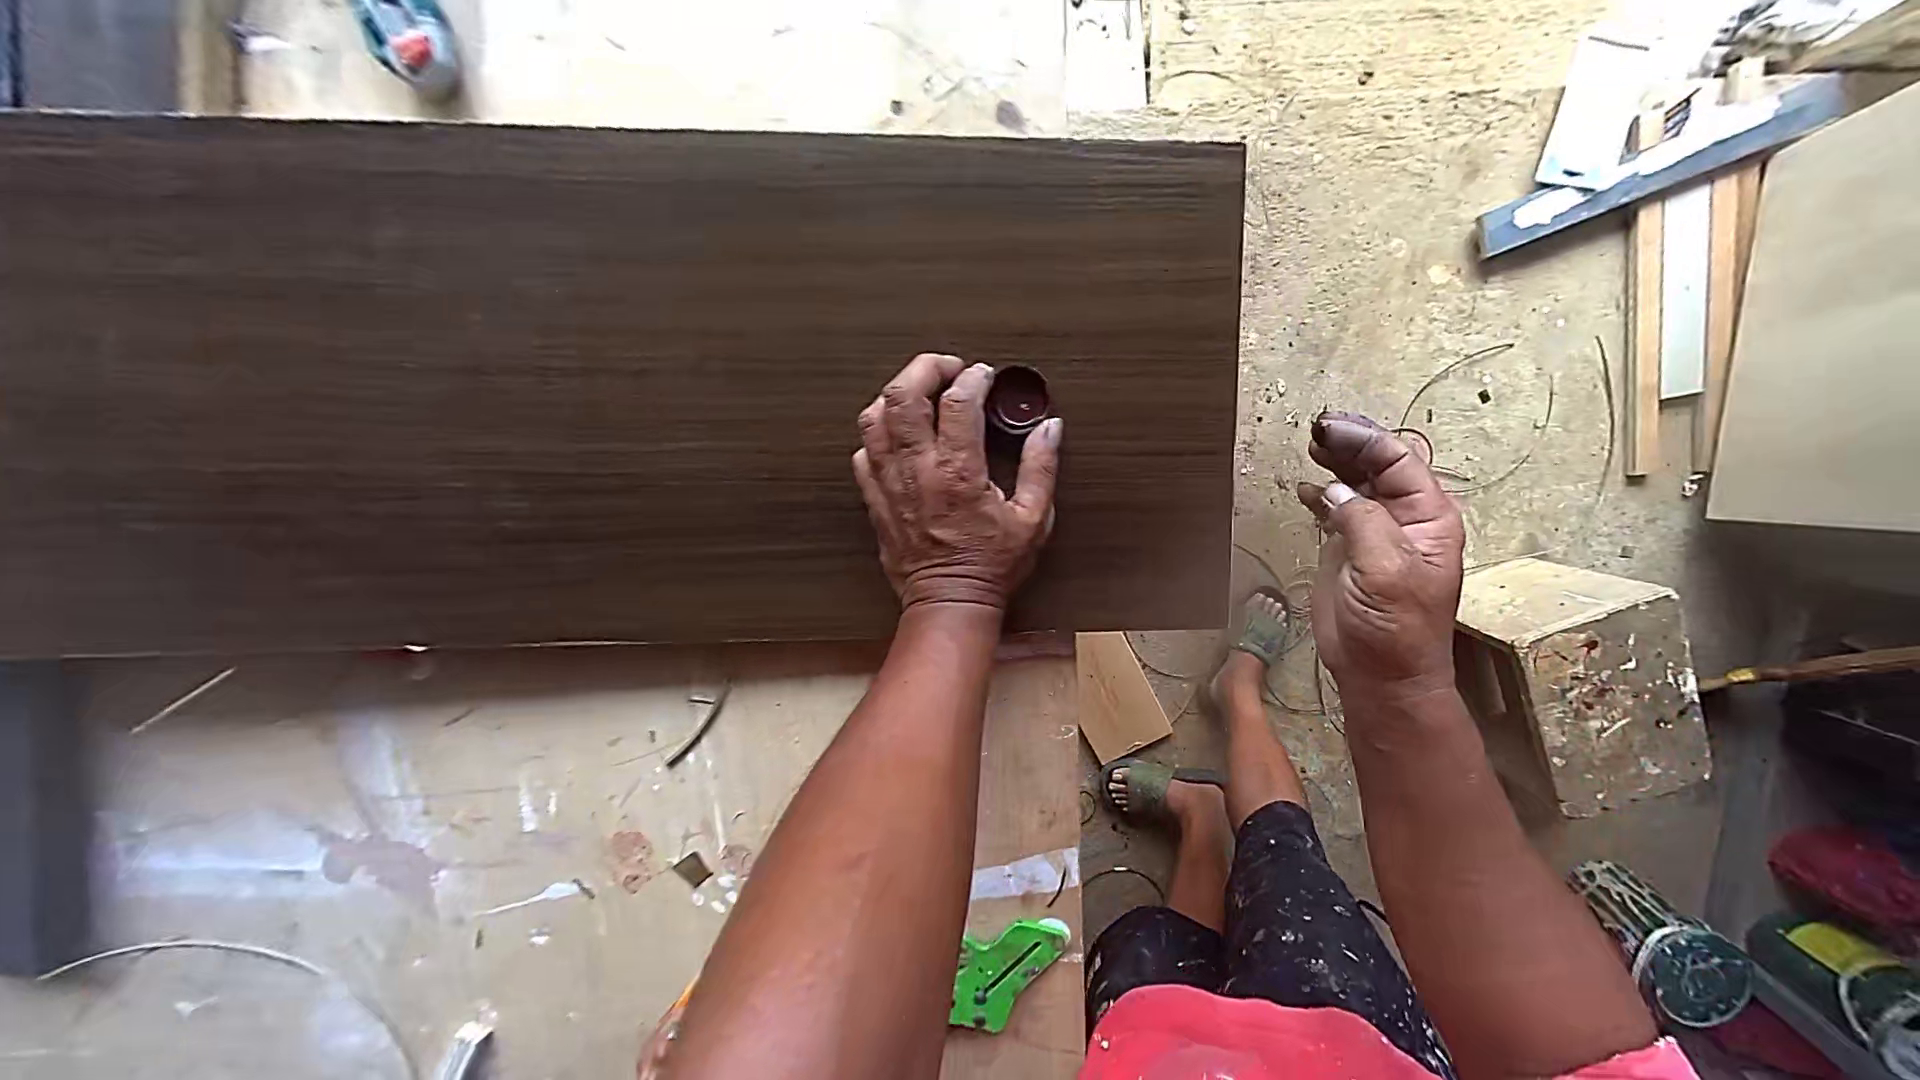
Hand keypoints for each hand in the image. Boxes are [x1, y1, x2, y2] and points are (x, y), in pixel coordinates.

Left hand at [853, 353, 1061, 611]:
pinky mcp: (876, 499)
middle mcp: (919, 471)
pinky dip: (877, 433)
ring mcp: (891, 483)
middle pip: (904, 394)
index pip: (959, 401)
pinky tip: (898, 435)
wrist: (949, 601)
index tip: (985, 376)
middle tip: (946, 369)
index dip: (973, 377)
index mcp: (960, 472)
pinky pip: (863, 452)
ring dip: (896, 394)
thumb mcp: (1034, 518)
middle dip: (925, 368)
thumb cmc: (991, 566)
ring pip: (874, 418)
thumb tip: (1049, 428)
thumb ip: (1042, 467)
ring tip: (919, 394)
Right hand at [1294, 411, 1463, 700]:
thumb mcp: (1386, 571)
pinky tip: (1304, 486)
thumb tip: (1333, 488)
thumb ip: (1363, 522)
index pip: (1399, 462)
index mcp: (1427, 518)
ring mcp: (1373, 532)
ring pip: (1354, 483)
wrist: (1379, 672)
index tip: (1328, 428)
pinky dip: (1317, 494)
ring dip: (1333, 463)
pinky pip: (1332, 509)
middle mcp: (1402, 518)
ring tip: (1310, 446)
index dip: (1364, 440)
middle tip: (1315, 430)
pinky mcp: (1346, 548)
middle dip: (1348, 444)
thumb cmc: (1396, 629)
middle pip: (1377, 466)